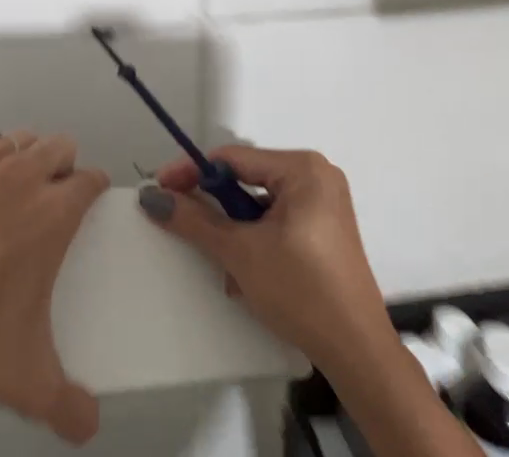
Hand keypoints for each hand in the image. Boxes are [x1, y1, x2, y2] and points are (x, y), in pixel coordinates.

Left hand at [0, 131, 109, 443]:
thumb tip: (89, 426)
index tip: (88, 202)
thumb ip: (69, 404)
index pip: (89, 178)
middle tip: (52, 199)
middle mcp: (19, 178)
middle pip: (57, 146)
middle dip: (61, 167)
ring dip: (21, 160)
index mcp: (53, 214)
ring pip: (13, 141)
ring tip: (11, 195)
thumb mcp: (27, 381)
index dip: (92, 189)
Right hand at [139, 146, 393, 372]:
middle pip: (246, 179)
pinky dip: (254, 241)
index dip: (191, 172)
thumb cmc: (300, 290)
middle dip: (215, 207)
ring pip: (258, 204)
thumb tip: (152, 197)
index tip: (159, 189)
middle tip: (182, 222)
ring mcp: (324, 205)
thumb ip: (194, 220)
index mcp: (303, 169)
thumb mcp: (240, 252)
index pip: (232, 158)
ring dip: (233, 231)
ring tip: (222, 262)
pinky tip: (245, 273)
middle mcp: (317, 177)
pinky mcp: (324, 232)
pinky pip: (276, 221)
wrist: (356, 350)